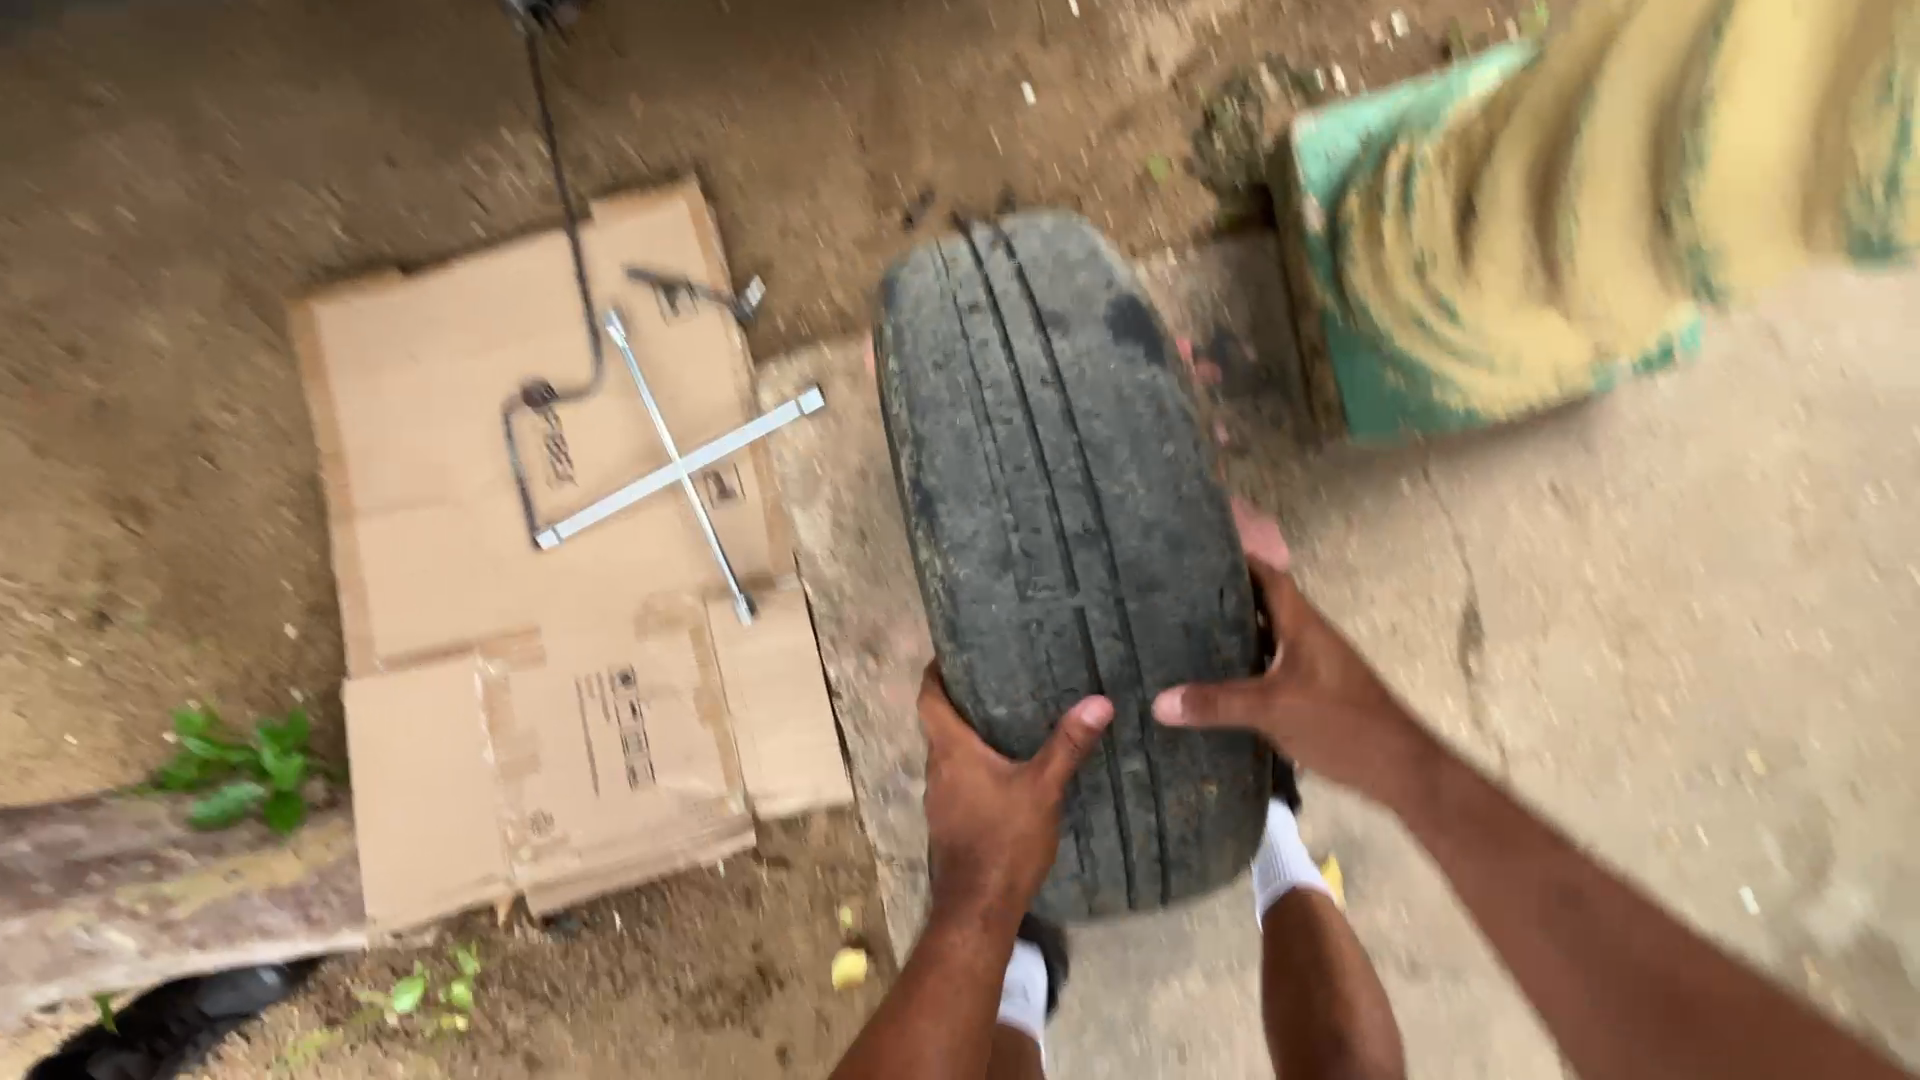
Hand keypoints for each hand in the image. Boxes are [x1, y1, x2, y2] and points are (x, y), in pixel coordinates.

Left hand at [918, 664, 1113, 926]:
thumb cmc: (1004, 840)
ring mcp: (940, 796)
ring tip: (1006, 714)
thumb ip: (1067, 745)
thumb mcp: (1043, 789)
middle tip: (995, 677)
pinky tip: (1005, 765)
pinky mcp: (949, 819)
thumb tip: (1099, 701)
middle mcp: (937, 768)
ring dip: (969, 733)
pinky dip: (974, 762)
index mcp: (951, 750)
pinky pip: (957, 776)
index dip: (935, 673)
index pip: (928, 698)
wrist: (978, 908)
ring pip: (949, 751)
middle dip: (962, 699)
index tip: (951, 652)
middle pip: (939, 722)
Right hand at [1151, 500, 1433, 803]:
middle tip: (1179, 596)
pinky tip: (1220, 681)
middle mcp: (1310, 638)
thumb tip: (1159, 702)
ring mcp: (1315, 667)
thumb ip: (1217, 704)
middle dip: (1226, 597)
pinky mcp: (1315, 693)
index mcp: (1304, 625)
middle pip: (1265, 605)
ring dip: (1236, 633)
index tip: (1199, 554)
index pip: (1270, 577)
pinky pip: (1272, 666)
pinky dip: (1246, 666)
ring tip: (1188, 633)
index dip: (1239, 560)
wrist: (1401, 771)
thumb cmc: (1342, 724)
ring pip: (1268, 638)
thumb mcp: (1273, 710)